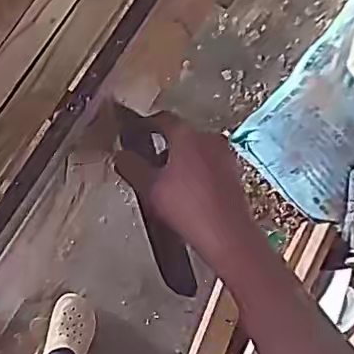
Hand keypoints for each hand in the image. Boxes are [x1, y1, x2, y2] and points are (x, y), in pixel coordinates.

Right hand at [111, 108, 260, 267]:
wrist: (227, 234)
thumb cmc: (188, 208)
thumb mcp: (148, 187)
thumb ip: (131, 166)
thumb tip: (120, 156)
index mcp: (188, 135)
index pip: (162, 119)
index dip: (145, 125)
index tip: (134, 131)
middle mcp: (210, 139)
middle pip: (180, 135)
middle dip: (161, 147)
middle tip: (145, 162)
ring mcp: (225, 156)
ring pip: (195, 151)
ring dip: (178, 162)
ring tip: (162, 184)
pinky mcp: (233, 175)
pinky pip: (207, 167)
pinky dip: (192, 174)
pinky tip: (183, 195)